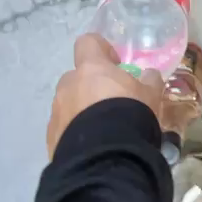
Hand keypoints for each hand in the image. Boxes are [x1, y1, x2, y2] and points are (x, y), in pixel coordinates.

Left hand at [45, 34, 164, 158]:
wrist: (105, 158)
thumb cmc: (129, 113)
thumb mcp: (150, 93)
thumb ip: (149, 80)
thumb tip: (148, 75)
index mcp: (91, 68)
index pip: (87, 42)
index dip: (101, 49)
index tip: (116, 64)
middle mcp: (68, 86)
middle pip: (76, 76)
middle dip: (90, 85)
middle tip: (110, 100)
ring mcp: (56, 112)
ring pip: (68, 103)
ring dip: (81, 109)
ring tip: (101, 128)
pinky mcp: (50, 138)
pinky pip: (63, 127)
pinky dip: (74, 131)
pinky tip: (92, 145)